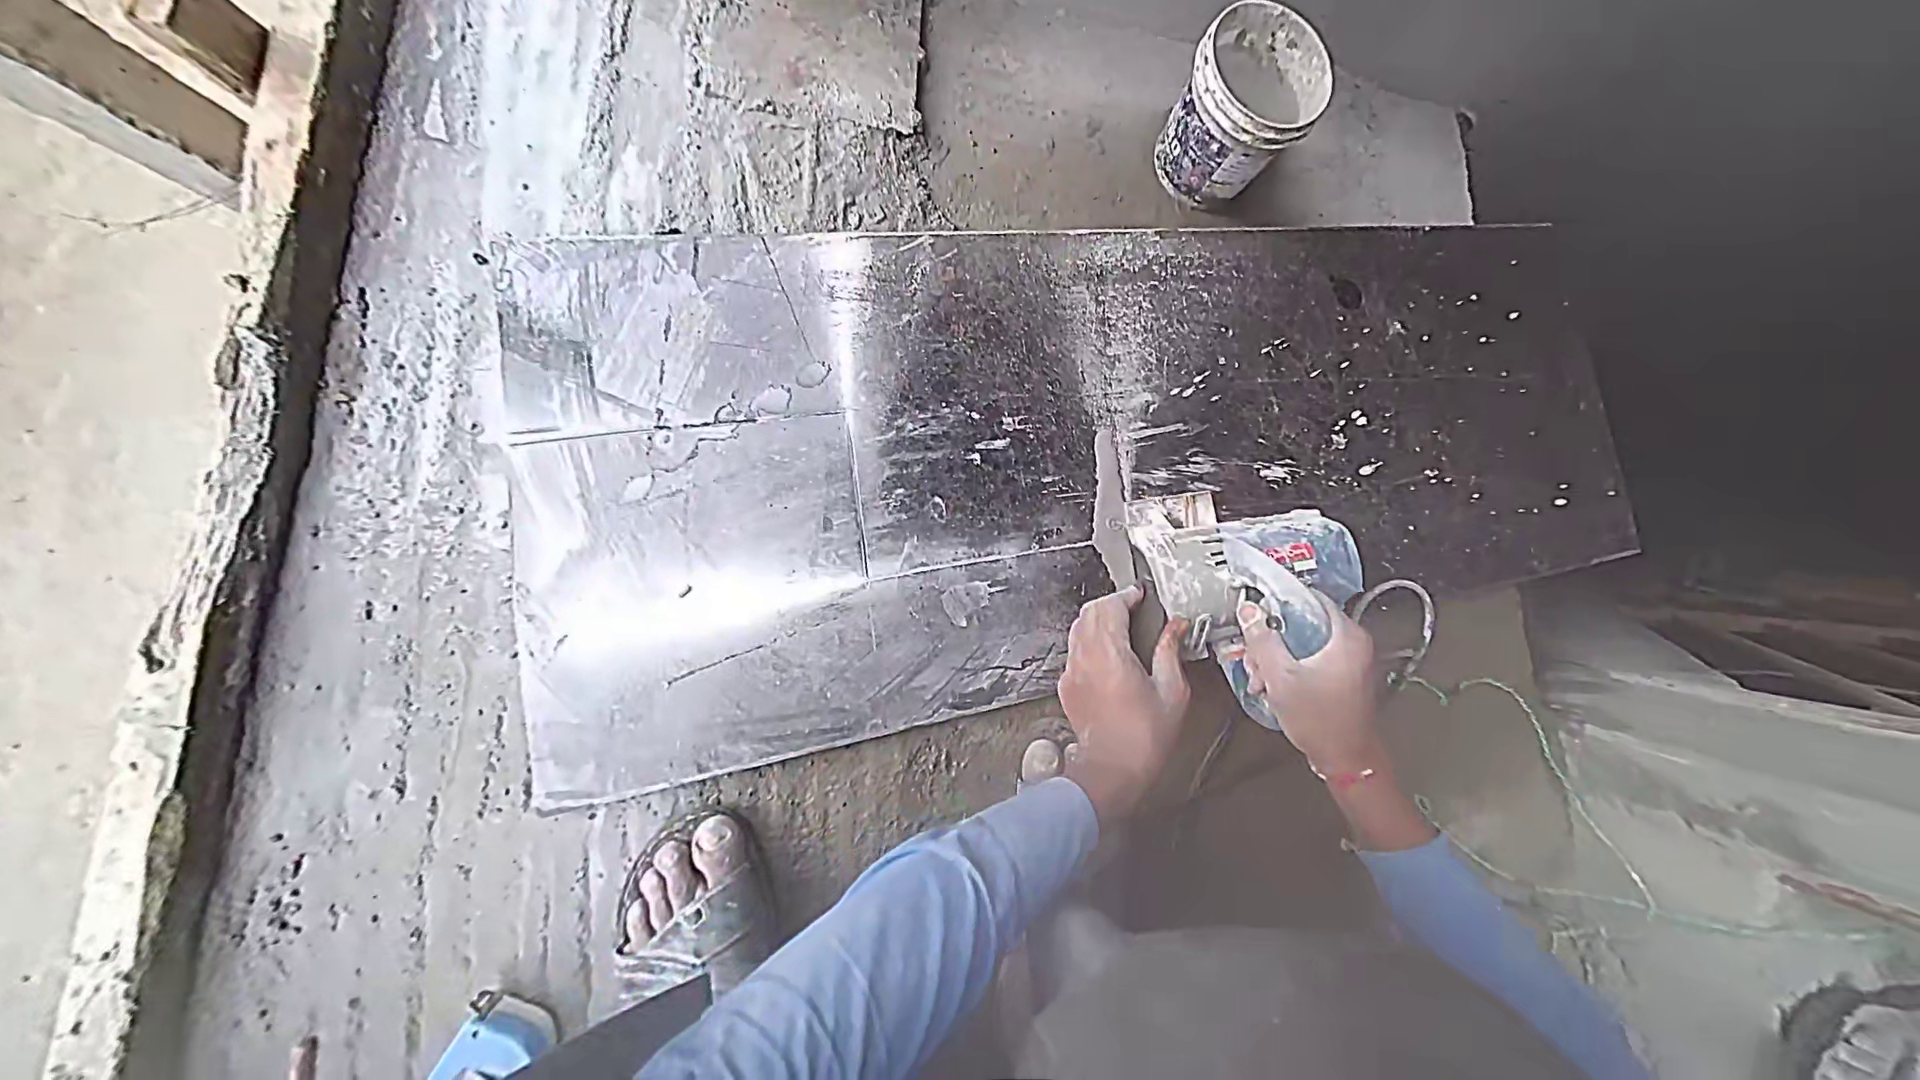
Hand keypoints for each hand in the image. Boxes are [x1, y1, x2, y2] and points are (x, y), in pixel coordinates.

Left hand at [1056, 585, 1191, 823]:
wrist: (1112, 769)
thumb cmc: (1144, 737)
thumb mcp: (1172, 691)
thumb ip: (1170, 651)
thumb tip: (1176, 627)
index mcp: (1110, 654)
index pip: (1110, 607)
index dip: (1125, 595)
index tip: (1139, 595)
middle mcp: (1084, 657)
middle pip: (1089, 612)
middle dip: (1110, 603)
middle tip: (1132, 606)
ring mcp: (1072, 671)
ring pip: (1077, 629)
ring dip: (1097, 620)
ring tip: (1120, 625)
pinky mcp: (1067, 685)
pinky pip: (1074, 651)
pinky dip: (1088, 642)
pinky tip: (1107, 653)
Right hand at [1237, 592, 1378, 772]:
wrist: (1344, 758)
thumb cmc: (1320, 720)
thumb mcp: (1280, 676)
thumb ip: (1262, 639)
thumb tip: (1249, 610)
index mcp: (1345, 636)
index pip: (1308, 597)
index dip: (1277, 600)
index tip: (1255, 607)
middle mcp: (1351, 642)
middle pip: (1302, 621)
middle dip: (1271, 637)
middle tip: (1254, 654)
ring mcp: (1348, 658)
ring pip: (1301, 640)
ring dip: (1275, 654)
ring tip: (1261, 675)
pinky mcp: (1341, 673)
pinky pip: (1308, 656)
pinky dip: (1288, 665)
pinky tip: (1271, 683)